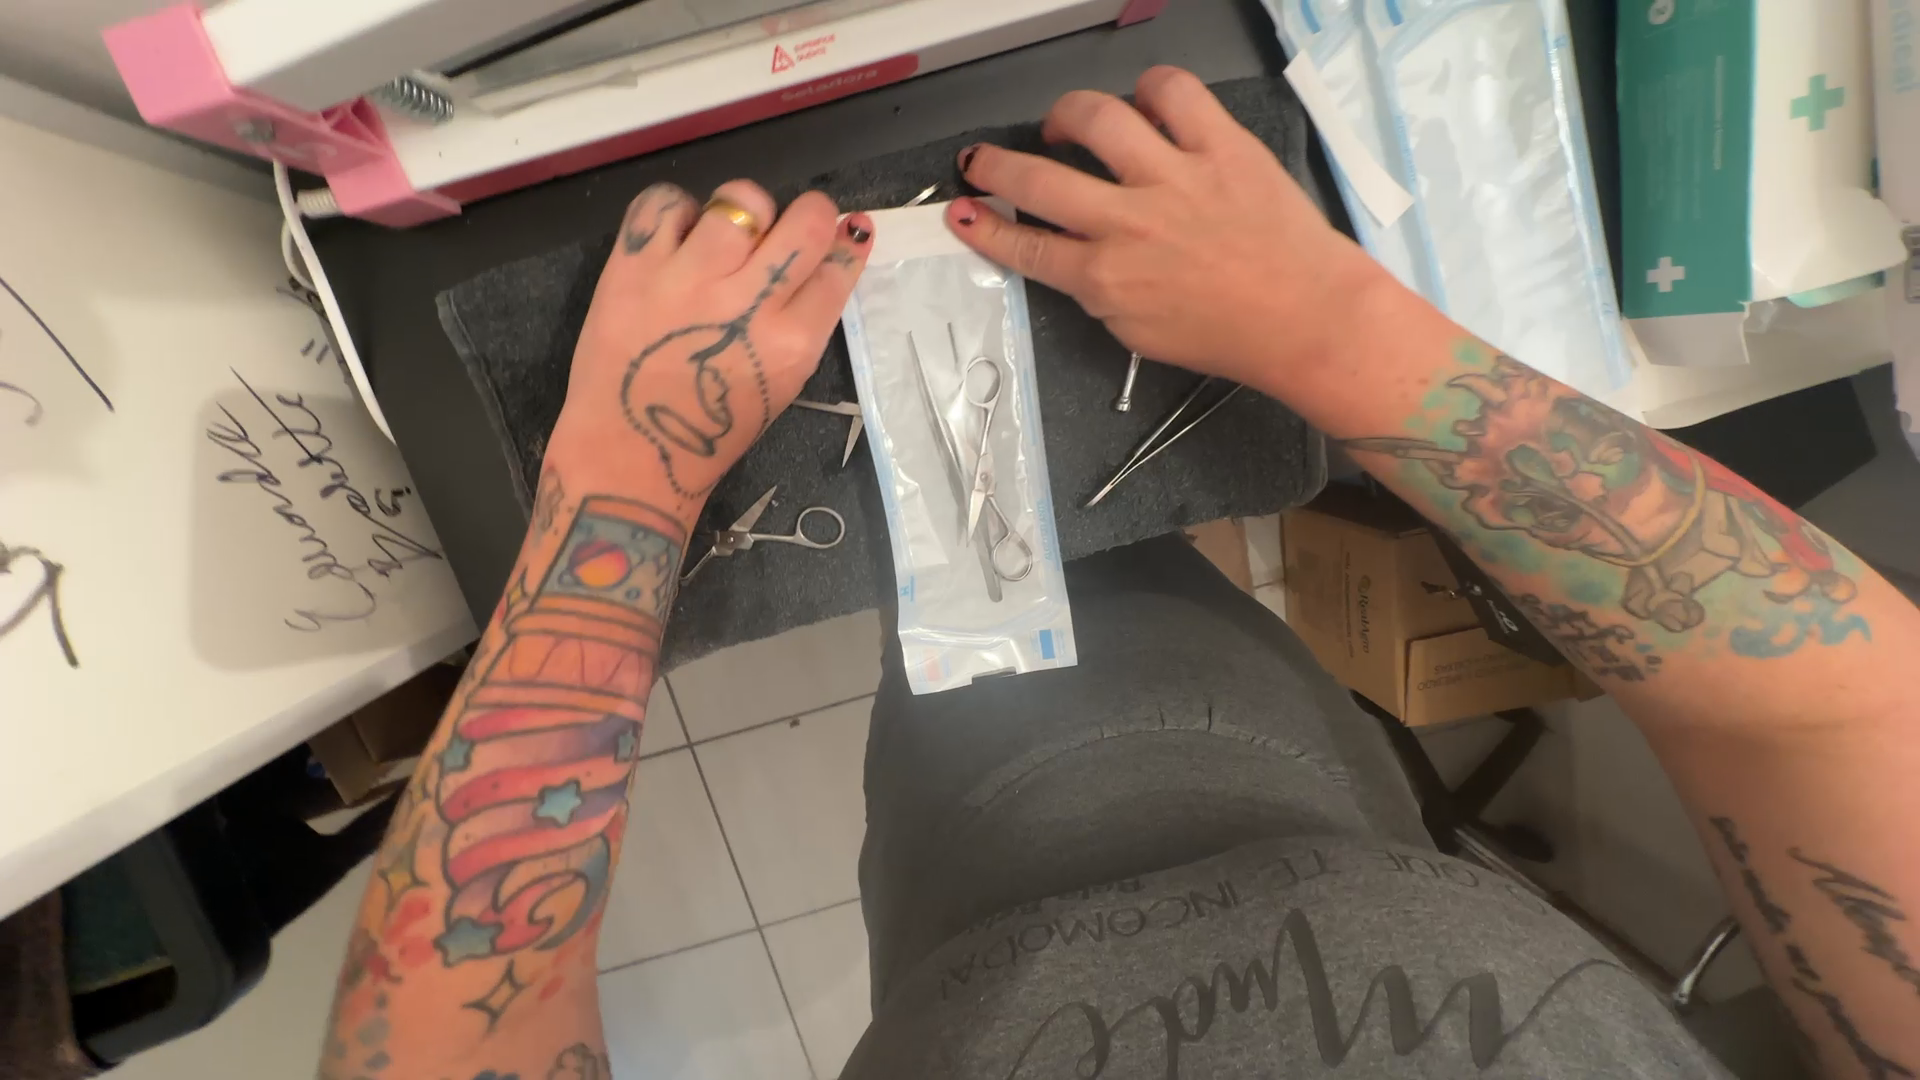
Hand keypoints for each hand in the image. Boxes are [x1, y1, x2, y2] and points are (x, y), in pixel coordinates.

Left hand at [553, 180, 873, 510]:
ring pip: (742, 200)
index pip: (837, 269)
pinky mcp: (633, 265)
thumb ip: (804, 324)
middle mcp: (747, 304)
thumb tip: (823, 264)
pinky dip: (678, 211)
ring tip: (730, 238)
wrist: (631, 449)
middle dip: (814, 214)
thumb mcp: (782, 383)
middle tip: (797, 226)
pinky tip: (681, 239)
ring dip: (745, 214)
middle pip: (807, 221)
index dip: (849, 243)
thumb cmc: (716, 428)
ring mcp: (688, 279)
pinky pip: (665, 201)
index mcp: (791, 345)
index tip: (849, 231)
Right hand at [945, 66, 1389, 393]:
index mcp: (1105, 279)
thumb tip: (1077, 255)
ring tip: (1063, 125)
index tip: (961, 212)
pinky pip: (1172, 92)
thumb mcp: (1136, 335)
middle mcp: (1127, 224)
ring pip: (1095, 119)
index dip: (983, 228)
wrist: (1301, 318)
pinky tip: (1141, 105)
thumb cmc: (1223, 336)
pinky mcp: (1219, 146)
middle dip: (994, 167)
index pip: (1024, 246)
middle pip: (1038, 181)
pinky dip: (1148, 90)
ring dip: (1064, 116)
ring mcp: (1173, 179)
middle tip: (981, 160)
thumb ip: (1097, 292)